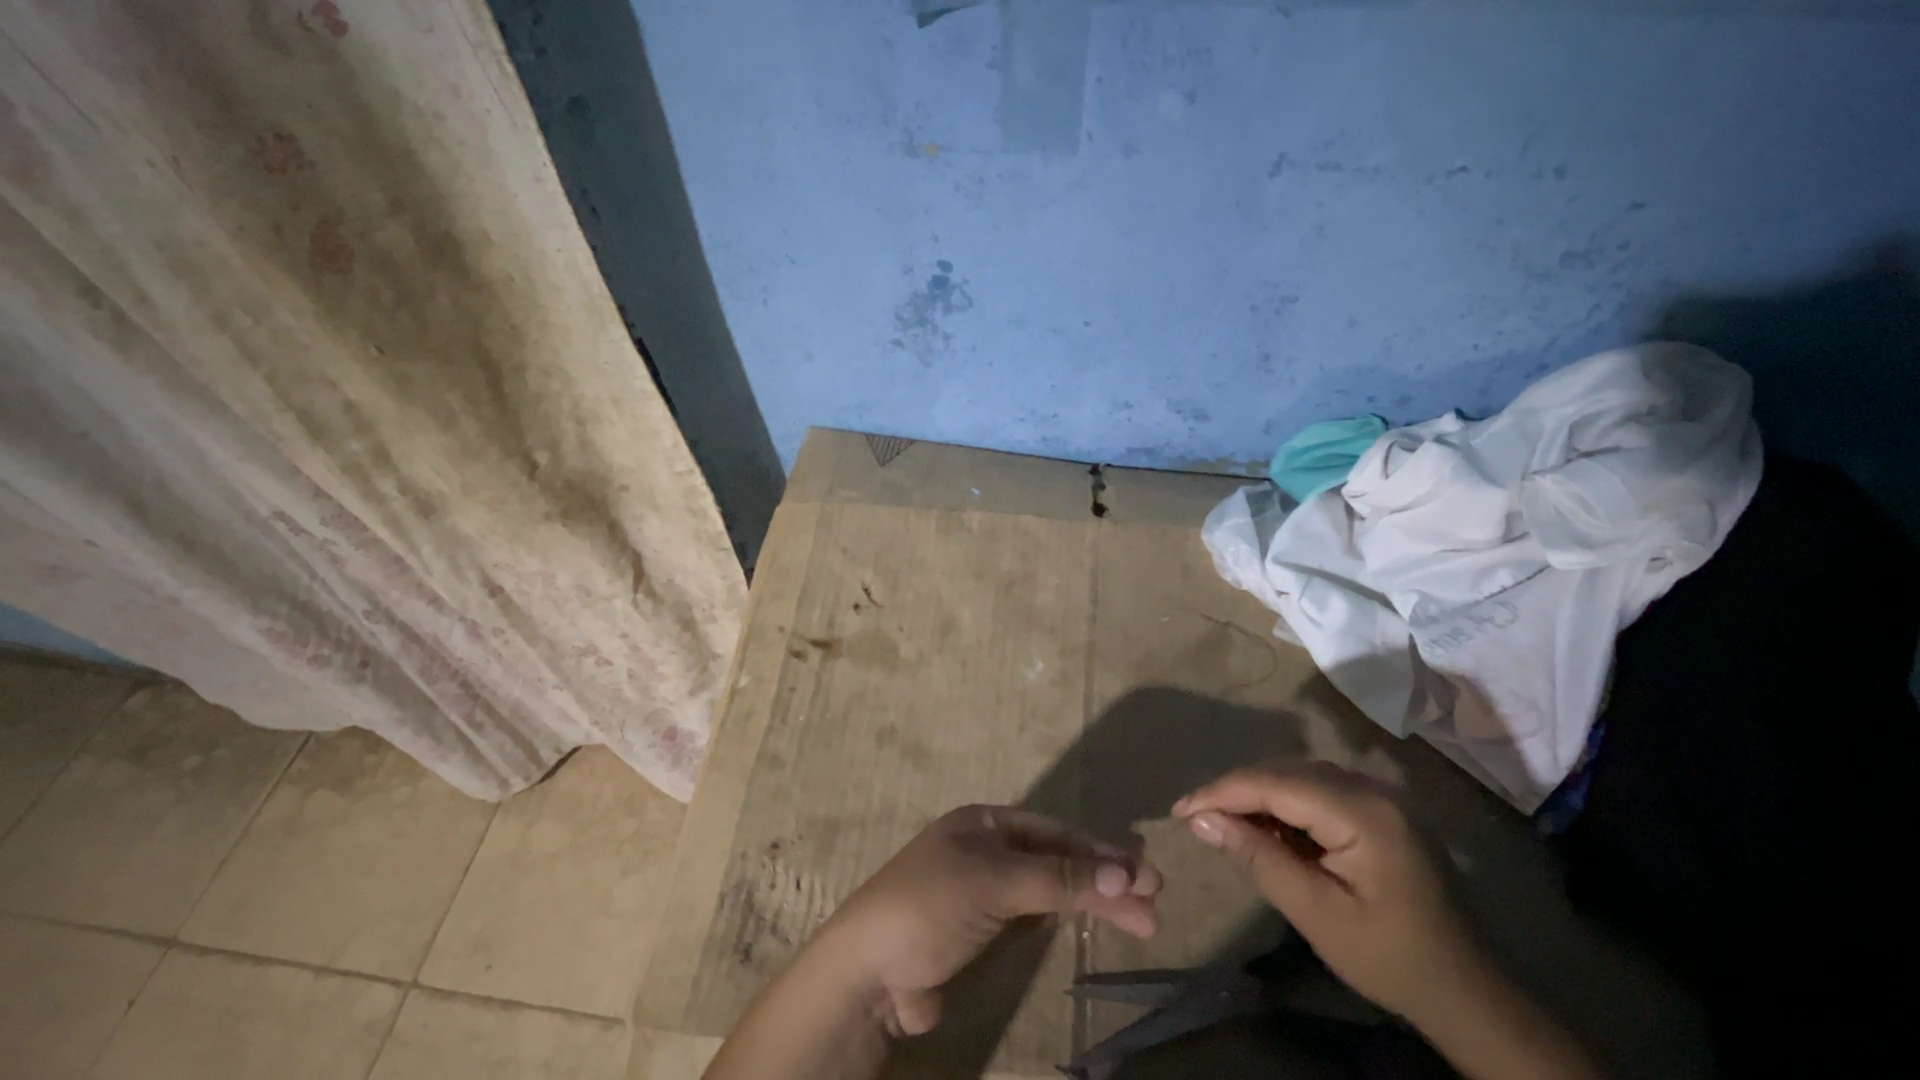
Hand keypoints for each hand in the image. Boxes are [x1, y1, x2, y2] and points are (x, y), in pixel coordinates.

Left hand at [811, 805, 1162, 1036]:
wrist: (869, 975)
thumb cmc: (927, 909)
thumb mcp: (993, 883)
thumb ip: (1059, 880)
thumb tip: (1125, 875)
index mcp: (983, 824)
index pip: (1055, 833)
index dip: (1101, 853)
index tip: (1145, 876)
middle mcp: (986, 851)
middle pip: (1058, 861)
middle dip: (1105, 881)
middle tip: (1154, 904)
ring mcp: (984, 892)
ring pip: (1051, 891)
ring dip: (1093, 903)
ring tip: (1141, 922)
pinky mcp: (982, 932)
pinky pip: (1033, 918)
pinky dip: (1064, 921)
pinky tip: (1093, 926)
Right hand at [1173, 762, 1482, 1022]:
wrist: (1463, 987)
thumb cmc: (1387, 956)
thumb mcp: (1315, 913)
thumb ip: (1258, 859)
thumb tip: (1202, 820)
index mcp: (1362, 813)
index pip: (1275, 784)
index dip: (1221, 792)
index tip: (1179, 811)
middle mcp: (1373, 790)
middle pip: (1288, 772)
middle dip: (1236, 789)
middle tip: (1194, 816)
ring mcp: (1382, 798)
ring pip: (1302, 776)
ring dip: (1258, 793)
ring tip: (1220, 819)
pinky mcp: (1383, 812)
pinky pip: (1321, 791)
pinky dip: (1285, 802)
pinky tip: (1264, 825)